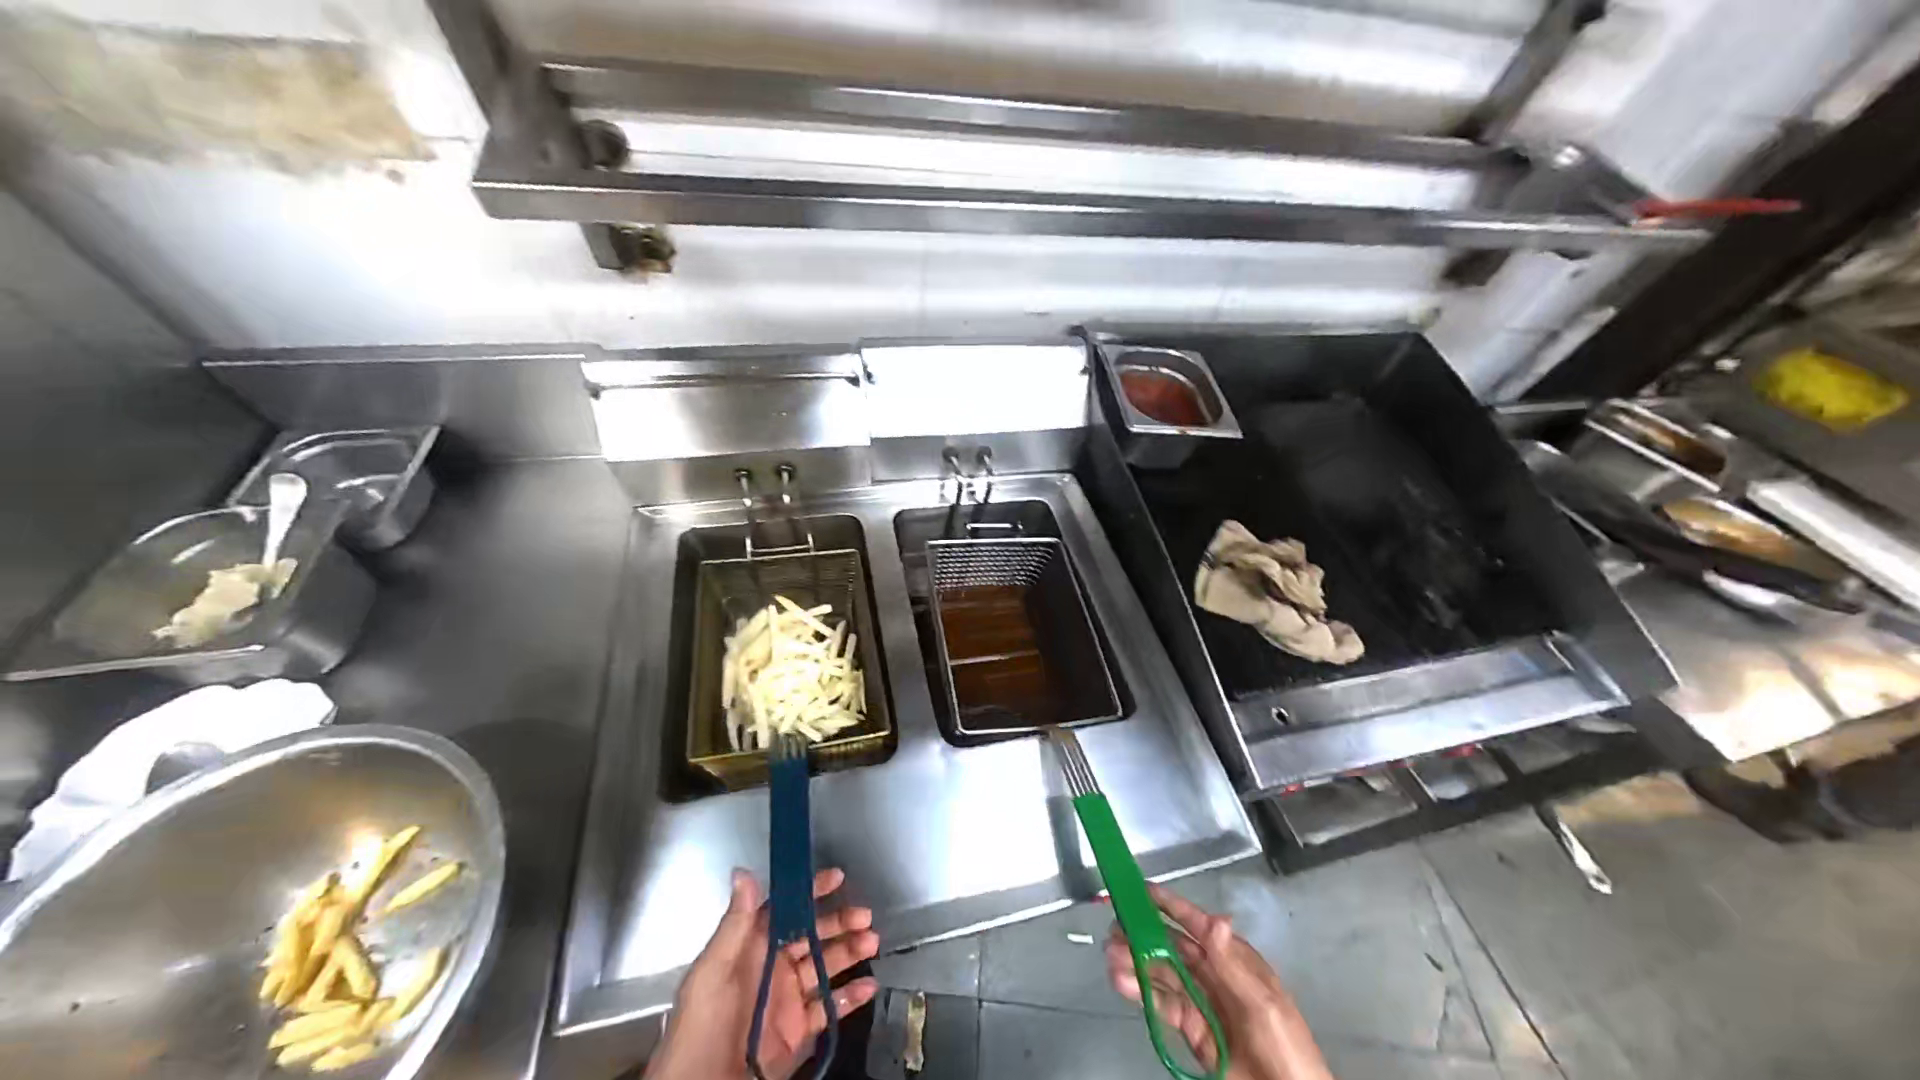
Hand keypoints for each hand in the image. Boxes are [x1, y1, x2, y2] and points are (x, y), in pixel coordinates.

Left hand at [644, 867, 880, 1079]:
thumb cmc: (702, 1026)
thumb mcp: (713, 972)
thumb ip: (734, 924)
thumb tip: (743, 873)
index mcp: (750, 950)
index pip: (784, 911)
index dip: (810, 893)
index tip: (836, 878)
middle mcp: (772, 969)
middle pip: (812, 937)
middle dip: (839, 923)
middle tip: (864, 917)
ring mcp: (787, 1001)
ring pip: (825, 967)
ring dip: (850, 952)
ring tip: (871, 943)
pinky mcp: (798, 1033)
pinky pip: (829, 1009)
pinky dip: (850, 997)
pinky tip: (868, 985)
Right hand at [1106, 885, 1333, 1079]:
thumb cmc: (1284, 1050)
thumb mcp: (1262, 1006)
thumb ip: (1232, 964)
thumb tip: (1216, 917)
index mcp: (1236, 961)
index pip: (1198, 926)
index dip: (1170, 906)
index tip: (1139, 889)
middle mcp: (1216, 976)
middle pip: (1174, 948)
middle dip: (1144, 935)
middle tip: (1113, 929)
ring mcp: (1202, 1003)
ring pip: (1163, 974)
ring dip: (1136, 962)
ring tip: (1109, 957)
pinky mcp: (1192, 1031)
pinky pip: (1162, 1004)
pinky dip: (1140, 992)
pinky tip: (1121, 983)